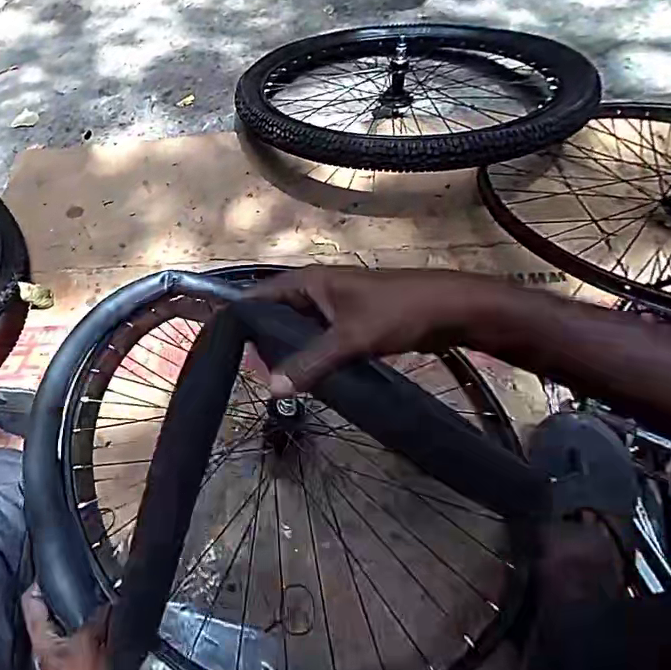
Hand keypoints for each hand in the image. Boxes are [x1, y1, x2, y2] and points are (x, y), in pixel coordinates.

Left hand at [21, 584, 115, 669]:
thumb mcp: (86, 644)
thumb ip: (91, 617)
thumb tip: (103, 599)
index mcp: (42, 640)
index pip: (32, 601)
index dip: (41, 581)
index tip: (54, 567)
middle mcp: (50, 647)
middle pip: (55, 612)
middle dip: (71, 597)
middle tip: (85, 580)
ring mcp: (65, 659)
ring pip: (74, 626)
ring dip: (87, 615)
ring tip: (101, 600)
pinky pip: (90, 642)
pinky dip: (100, 634)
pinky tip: (110, 629)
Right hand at [247, 266, 518, 395]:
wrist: (448, 309)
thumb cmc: (396, 311)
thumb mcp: (350, 339)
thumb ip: (311, 363)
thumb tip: (271, 388)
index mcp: (307, 282)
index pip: (258, 296)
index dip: (239, 318)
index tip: (221, 345)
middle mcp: (314, 290)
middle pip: (275, 314)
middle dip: (261, 340)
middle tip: (248, 372)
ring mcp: (332, 306)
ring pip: (297, 329)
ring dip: (286, 350)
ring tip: (270, 379)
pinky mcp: (348, 322)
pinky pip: (316, 338)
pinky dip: (307, 354)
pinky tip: (303, 376)